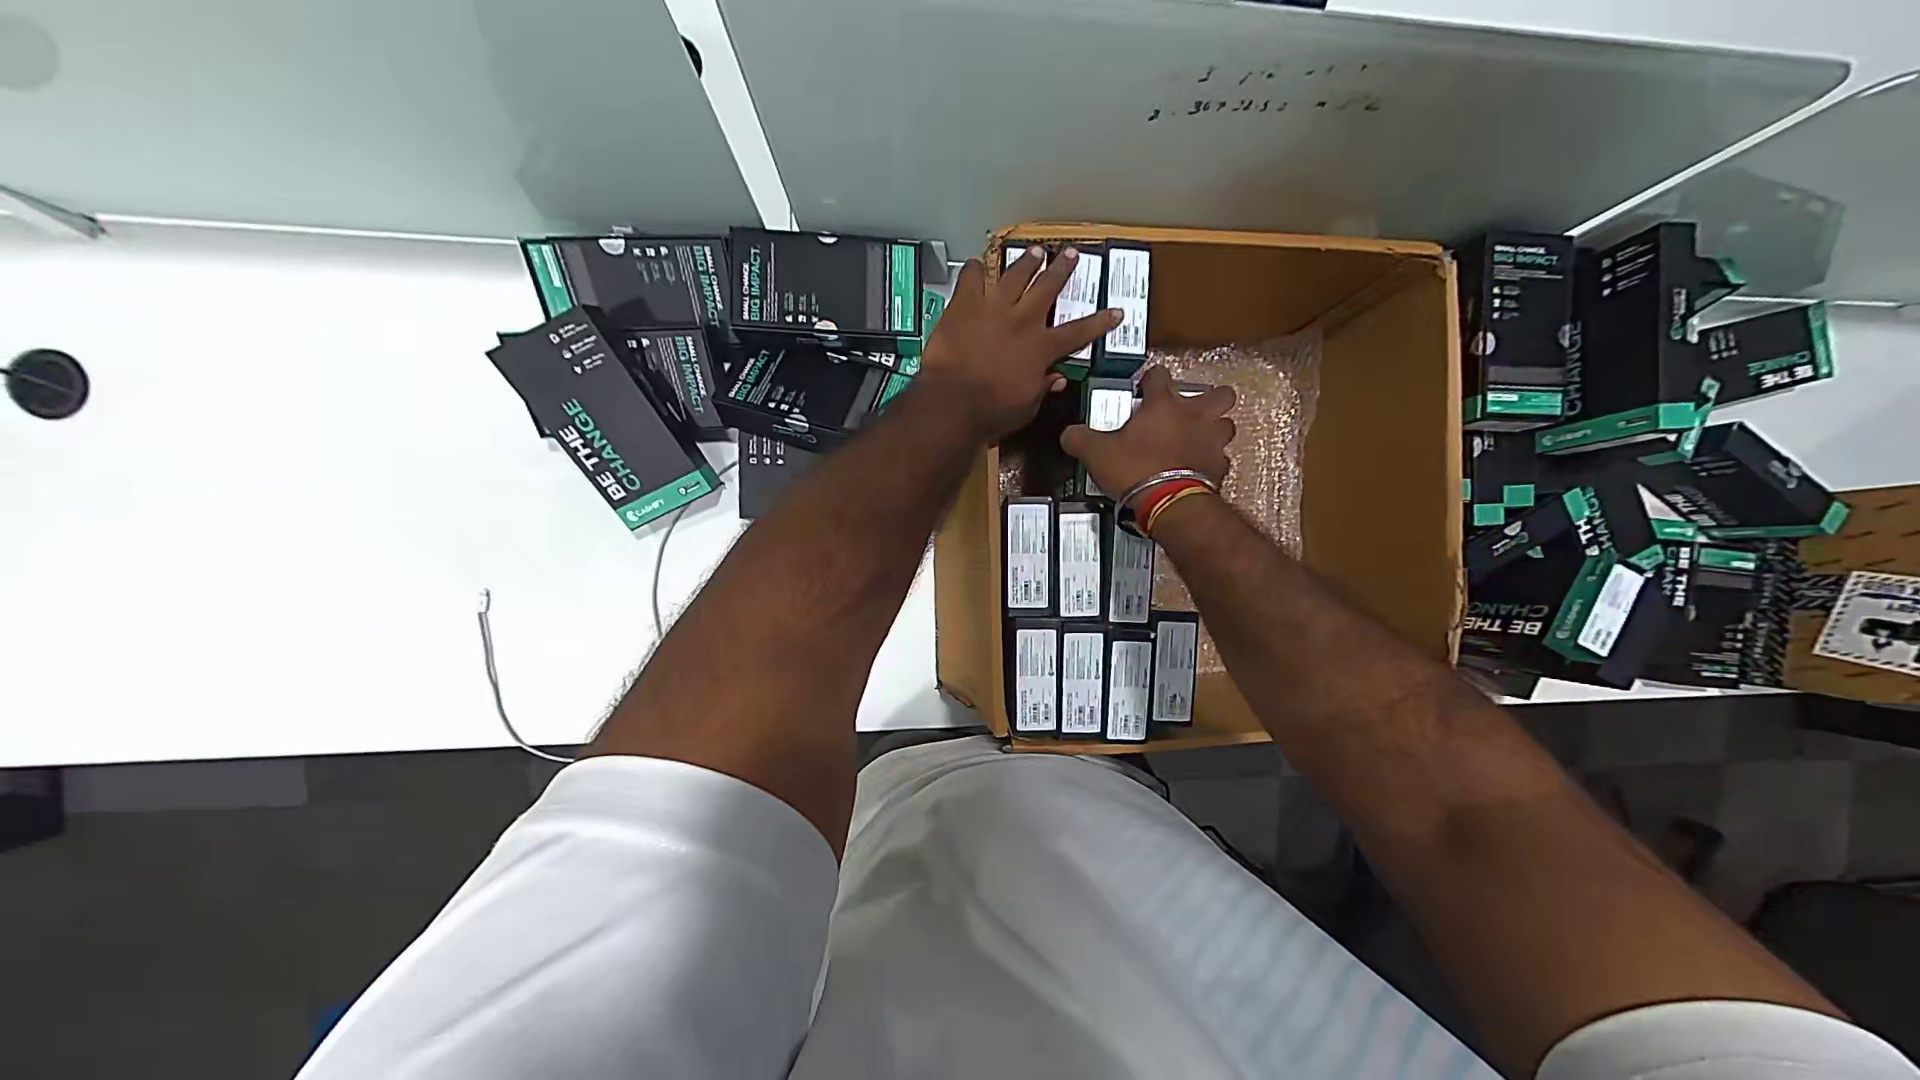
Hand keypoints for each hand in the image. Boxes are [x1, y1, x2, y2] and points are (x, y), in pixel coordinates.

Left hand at [918, 245, 1120, 441]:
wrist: (953, 402)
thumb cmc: (991, 412)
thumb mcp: (1026, 407)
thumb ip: (1042, 388)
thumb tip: (1055, 380)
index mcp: (1041, 349)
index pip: (1078, 333)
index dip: (1099, 322)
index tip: (1115, 312)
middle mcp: (1022, 322)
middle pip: (1048, 288)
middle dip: (1062, 270)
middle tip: (1070, 255)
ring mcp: (993, 309)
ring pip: (1015, 276)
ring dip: (1026, 262)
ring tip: (1034, 251)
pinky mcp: (964, 306)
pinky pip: (971, 280)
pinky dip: (975, 270)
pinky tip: (976, 263)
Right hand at [1061, 366, 1236, 500]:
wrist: (1169, 504)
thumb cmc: (1136, 470)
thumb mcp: (1097, 453)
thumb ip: (1080, 439)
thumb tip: (1069, 435)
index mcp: (1163, 405)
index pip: (1160, 375)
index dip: (1151, 379)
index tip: (1144, 388)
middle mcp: (1194, 417)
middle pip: (1219, 394)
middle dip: (1210, 398)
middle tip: (1191, 408)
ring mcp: (1211, 441)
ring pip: (1226, 424)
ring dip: (1215, 428)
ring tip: (1197, 437)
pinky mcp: (1219, 468)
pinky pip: (1221, 459)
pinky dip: (1212, 461)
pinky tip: (1197, 468)